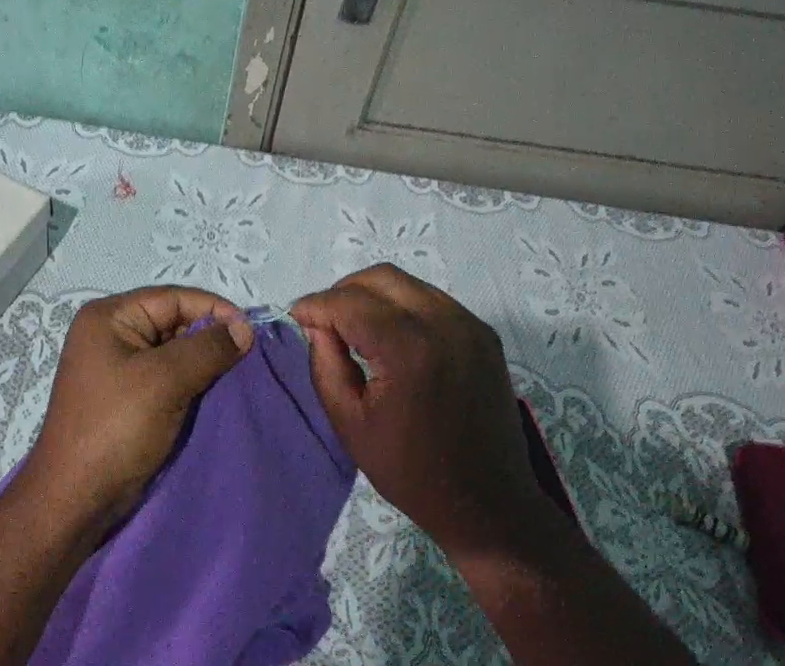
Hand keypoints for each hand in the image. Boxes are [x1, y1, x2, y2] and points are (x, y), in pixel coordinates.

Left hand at [18, 286, 253, 525]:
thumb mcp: (165, 381)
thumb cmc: (115, 429)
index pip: (173, 298)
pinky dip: (192, 383)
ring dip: (204, 363)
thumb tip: (245, 327)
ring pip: (173, 352)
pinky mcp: (126, 398)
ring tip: (238, 377)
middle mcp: (110, 334)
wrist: (74, 500)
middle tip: (249, 357)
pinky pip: (166, 378)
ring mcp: (116, 368)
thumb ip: (207, 348)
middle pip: (173, 322)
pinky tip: (217, 395)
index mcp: (109, 317)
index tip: (252, 332)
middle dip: (211, 337)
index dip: (214, 310)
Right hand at [293, 264, 543, 560]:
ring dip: (373, 296)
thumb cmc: (412, 472)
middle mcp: (444, 324)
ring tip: (353, 328)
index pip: (349, 303)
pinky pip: (432, 300)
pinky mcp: (484, 334)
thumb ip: (325, 364)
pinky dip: (402, 306)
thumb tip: (316, 325)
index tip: (296, 317)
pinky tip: (390, 337)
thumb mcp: (350, 424)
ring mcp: (469, 325)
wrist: (489, 504)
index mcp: (409, 350)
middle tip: (323, 321)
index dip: (315, 305)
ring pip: (408, 284)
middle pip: (380, 278)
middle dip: (343, 292)